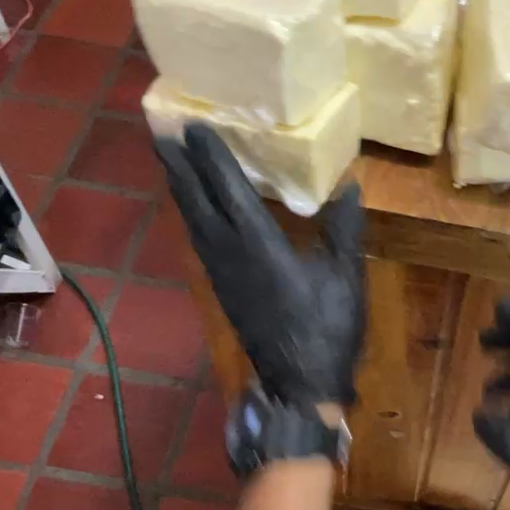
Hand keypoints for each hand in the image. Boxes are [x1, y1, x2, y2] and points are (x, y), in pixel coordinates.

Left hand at [155, 124, 365, 405]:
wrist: (301, 384)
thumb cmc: (327, 329)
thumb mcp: (345, 276)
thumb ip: (343, 230)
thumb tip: (350, 187)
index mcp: (259, 243)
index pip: (228, 187)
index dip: (210, 155)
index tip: (193, 125)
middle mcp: (230, 253)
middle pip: (197, 201)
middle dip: (179, 166)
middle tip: (160, 133)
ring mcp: (222, 275)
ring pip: (193, 223)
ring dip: (181, 191)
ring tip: (171, 165)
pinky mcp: (223, 292)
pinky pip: (200, 243)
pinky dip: (193, 219)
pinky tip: (195, 215)